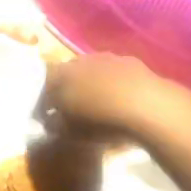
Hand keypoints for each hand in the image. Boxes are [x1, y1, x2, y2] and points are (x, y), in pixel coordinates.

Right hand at [41, 54, 190, 139]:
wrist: (147, 106)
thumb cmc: (100, 120)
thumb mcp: (69, 131)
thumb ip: (54, 124)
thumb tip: (51, 120)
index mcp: (59, 75)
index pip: (43, 86)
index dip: (44, 102)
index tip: (47, 116)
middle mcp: (80, 60)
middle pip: (67, 74)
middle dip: (67, 89)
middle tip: (71, 109)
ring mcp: (107, 58)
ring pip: (92, 71)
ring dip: (91, 84)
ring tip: (98, 104)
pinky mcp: (130, 62)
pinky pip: (114, 74)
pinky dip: (112, 84)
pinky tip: (120, 100)